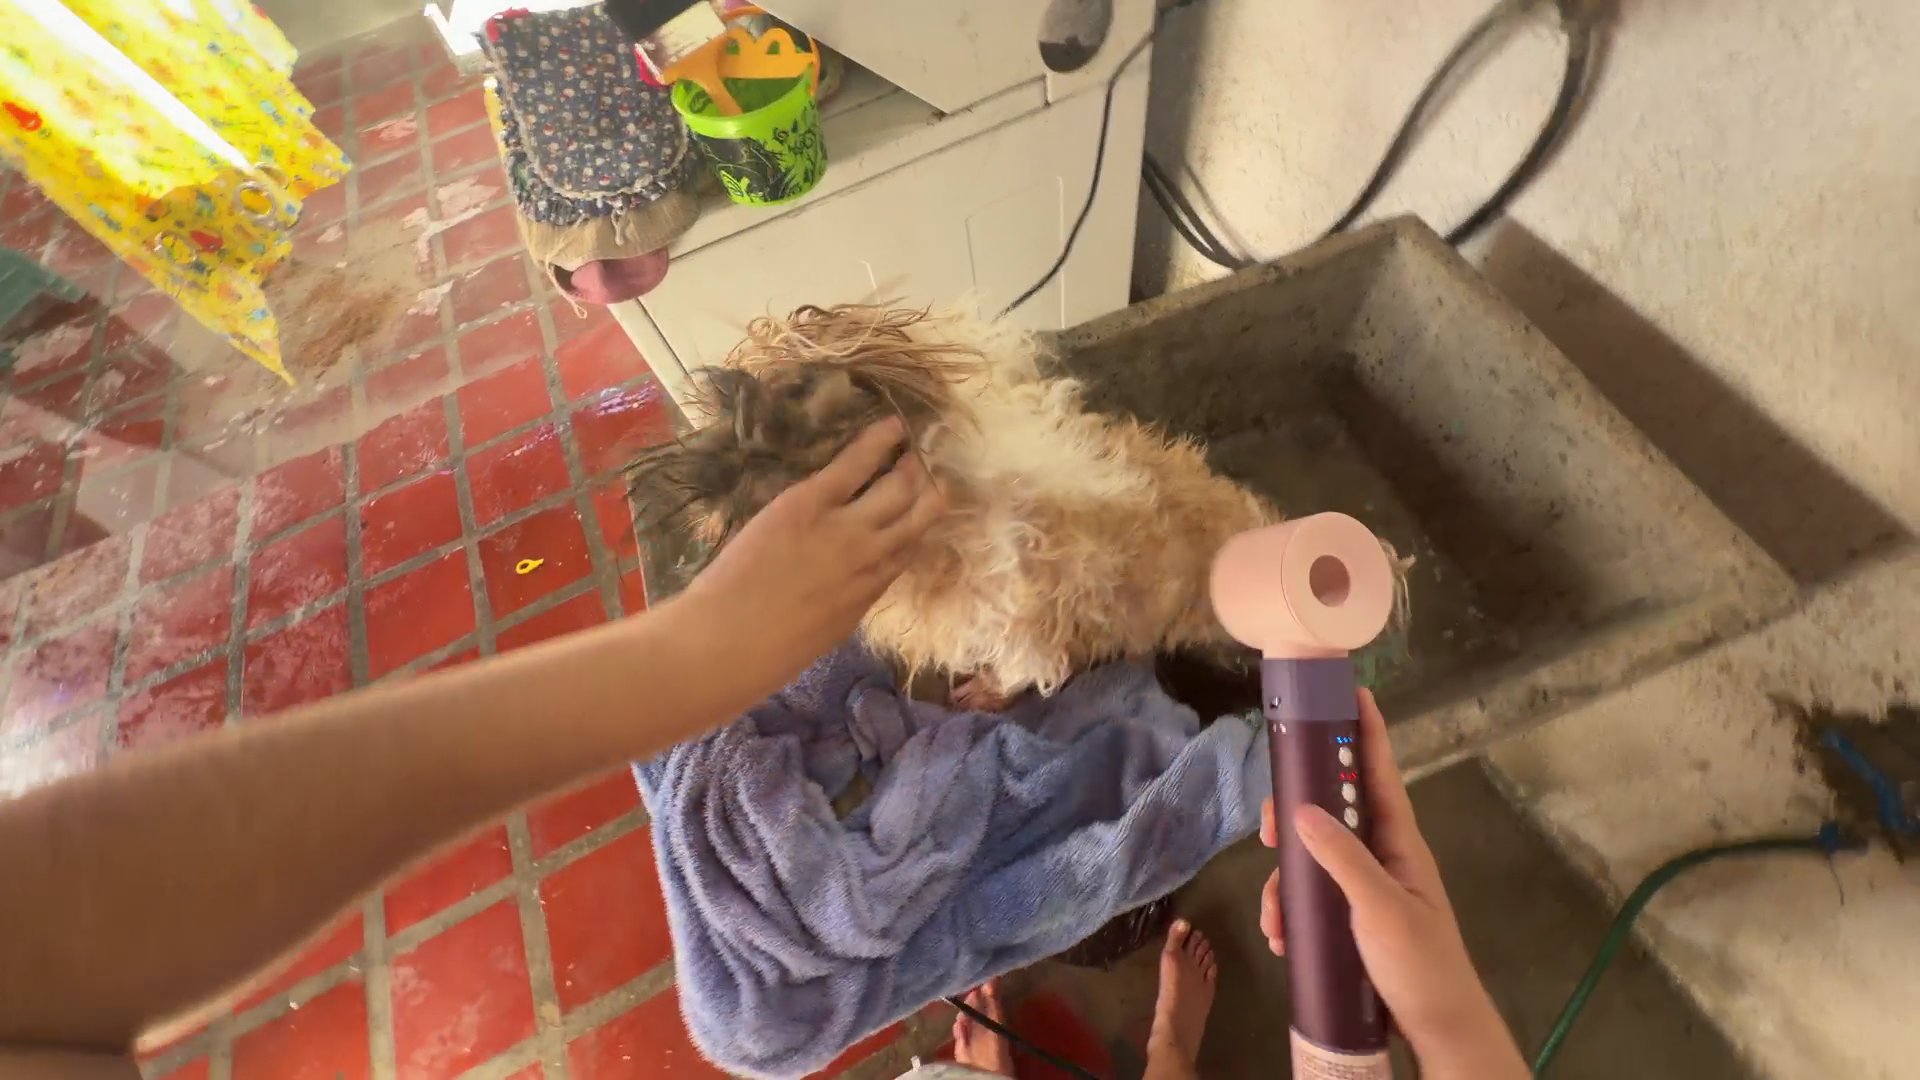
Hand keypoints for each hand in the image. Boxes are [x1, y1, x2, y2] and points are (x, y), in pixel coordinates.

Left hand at [679, 418, 944, 697]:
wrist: (726, 644)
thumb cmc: (769, 651)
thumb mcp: (827, 631)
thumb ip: (850, 597)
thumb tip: (858, 577)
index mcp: (872, 590)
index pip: (911, 547)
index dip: (922, 523)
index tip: (930, 504)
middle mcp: (873, 556)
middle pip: (916, 514)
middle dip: (928, 489)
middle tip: (932, 467)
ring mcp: (845, 528)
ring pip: (896, 488)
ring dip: (911, 465)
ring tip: (917, 445)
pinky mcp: (811, 503)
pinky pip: (854, 465)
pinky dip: (877, 442)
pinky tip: (893, 424)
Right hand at [1260, 689, 1526, 1076]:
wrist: (1440, 1037)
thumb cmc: (1422, 967)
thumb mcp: (1381, 909)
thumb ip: (1342, 857)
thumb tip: (1298, 807)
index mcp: (1397, 841)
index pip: (1377, 772)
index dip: (1365, 730)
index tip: (1350, 691)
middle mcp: (1377, 853)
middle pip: (1327, 807)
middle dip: (1292, 813)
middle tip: (1269, 830)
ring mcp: (1361, 883)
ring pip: (1309, 853)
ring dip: (1284, 878)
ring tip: (1274, 914)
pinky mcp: (1346, 913)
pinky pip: (1308, 892)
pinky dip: (1289, 908)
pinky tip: (1281, 935)